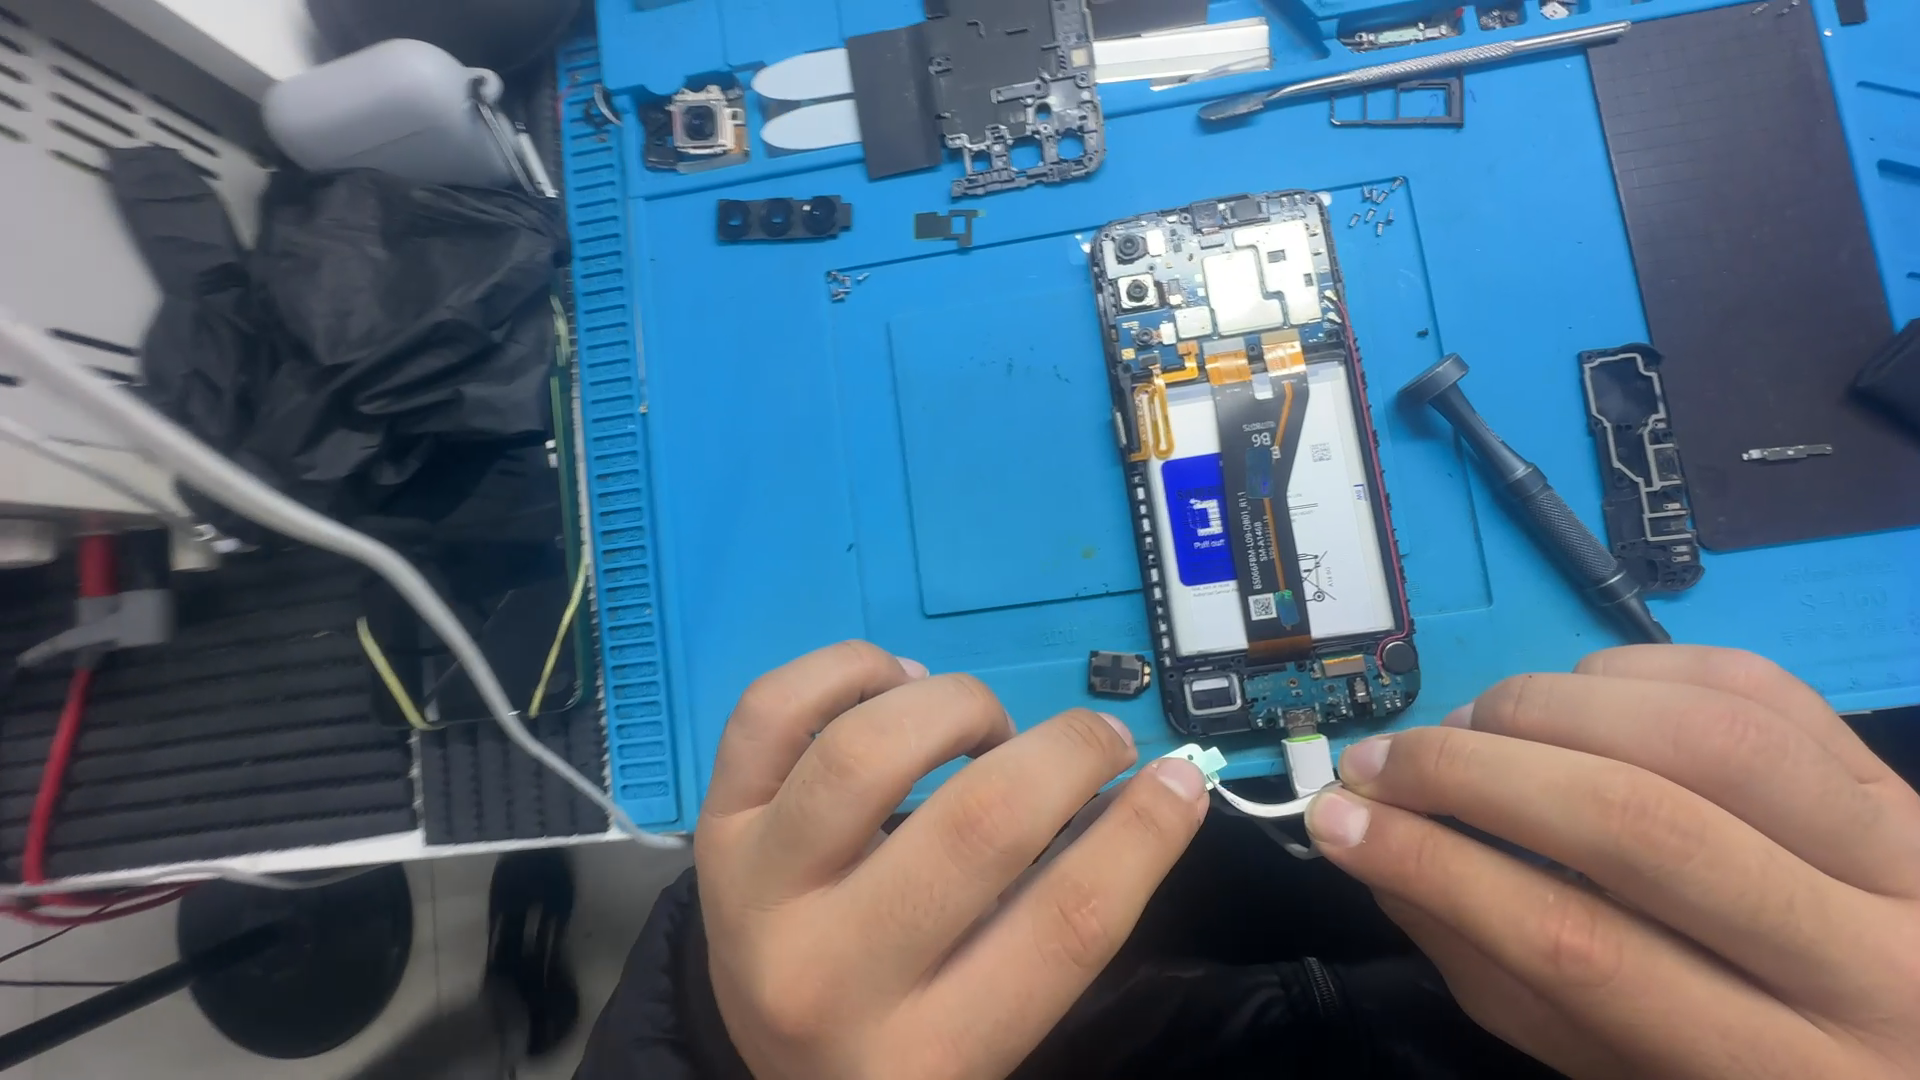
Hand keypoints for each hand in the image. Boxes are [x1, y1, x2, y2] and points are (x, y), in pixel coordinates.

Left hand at [695, 641, 1208, 1079]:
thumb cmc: (899, 1029)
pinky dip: (848, 668)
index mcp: (923, 1057)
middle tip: (1096, 737)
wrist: (762, 1046)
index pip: (1061, 929)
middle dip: (1065, 754)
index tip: (1179, 774)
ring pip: (864, 752)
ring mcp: (754, 890)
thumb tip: (1150, 785)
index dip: (1141, 836)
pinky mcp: (714, 826)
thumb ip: (1059, 913)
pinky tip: (895, 681)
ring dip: (956, 707)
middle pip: (975, 828)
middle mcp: (828, 976)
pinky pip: (771, 710)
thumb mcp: (987, 1013)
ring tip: (982, 722)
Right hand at [1304, 645, 1919, 1078]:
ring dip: (1532, 709)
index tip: (1335, 817)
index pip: (1580, 945)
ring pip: (1693, 733)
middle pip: (1635, 821)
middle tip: (1379, 763)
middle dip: (1464, 772)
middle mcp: (1884, 965)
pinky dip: (1613, 672)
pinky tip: (1567, 704)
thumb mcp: (1595, 1055)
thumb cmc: (1720, 1060)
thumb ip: (1478, 955)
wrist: (1909, 1030)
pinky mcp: (1892, 770)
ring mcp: (1909, 853)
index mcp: (1794, 1076)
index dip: (1431, 865)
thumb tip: (1362, 834)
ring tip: (1468, 730)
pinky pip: (1740, 680)